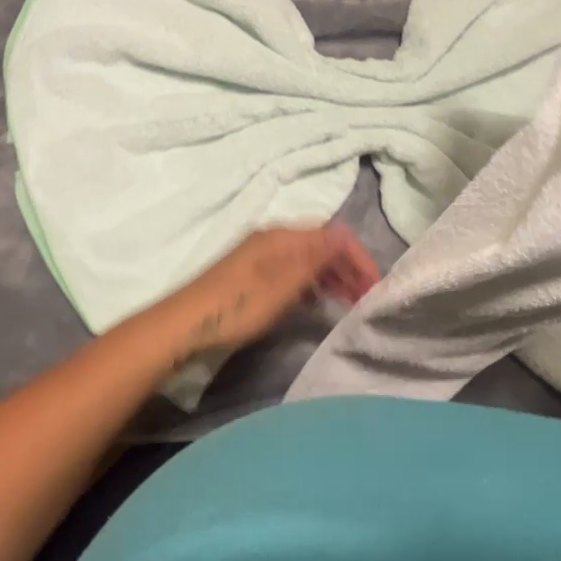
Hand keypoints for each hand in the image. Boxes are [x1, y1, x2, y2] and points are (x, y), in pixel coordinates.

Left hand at [153, 224, 380, 357]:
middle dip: (348, 267)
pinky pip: (294, 270)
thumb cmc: (237, 306)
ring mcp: (261, 255)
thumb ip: (315, 260)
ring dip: (333, 276)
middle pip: (322, 244)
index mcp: (282, 235)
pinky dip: (313, 283)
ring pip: (309, 258)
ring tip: (350, 303)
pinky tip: (318, 303)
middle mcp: (273, 238)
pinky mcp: (253, 274)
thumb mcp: (283, 286)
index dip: (359, 258)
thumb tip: (344, 236)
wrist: (185, 325)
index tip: (376, 287)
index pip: (334, 235)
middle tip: (367, 298)